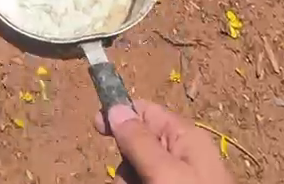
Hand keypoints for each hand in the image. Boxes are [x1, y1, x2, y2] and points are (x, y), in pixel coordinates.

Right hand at [92, 101, 234, 183]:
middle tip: (130, 182)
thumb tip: (115, 107)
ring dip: (129, 182)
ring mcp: (179, 180)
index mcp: (185, 138)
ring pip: (137, 173)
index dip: (120, 114)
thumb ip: (139, 140)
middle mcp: (182, 156)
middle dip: (125, 164)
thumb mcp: (165, 173)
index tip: (98, 128)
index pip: (146, 111)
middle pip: (137, 145)